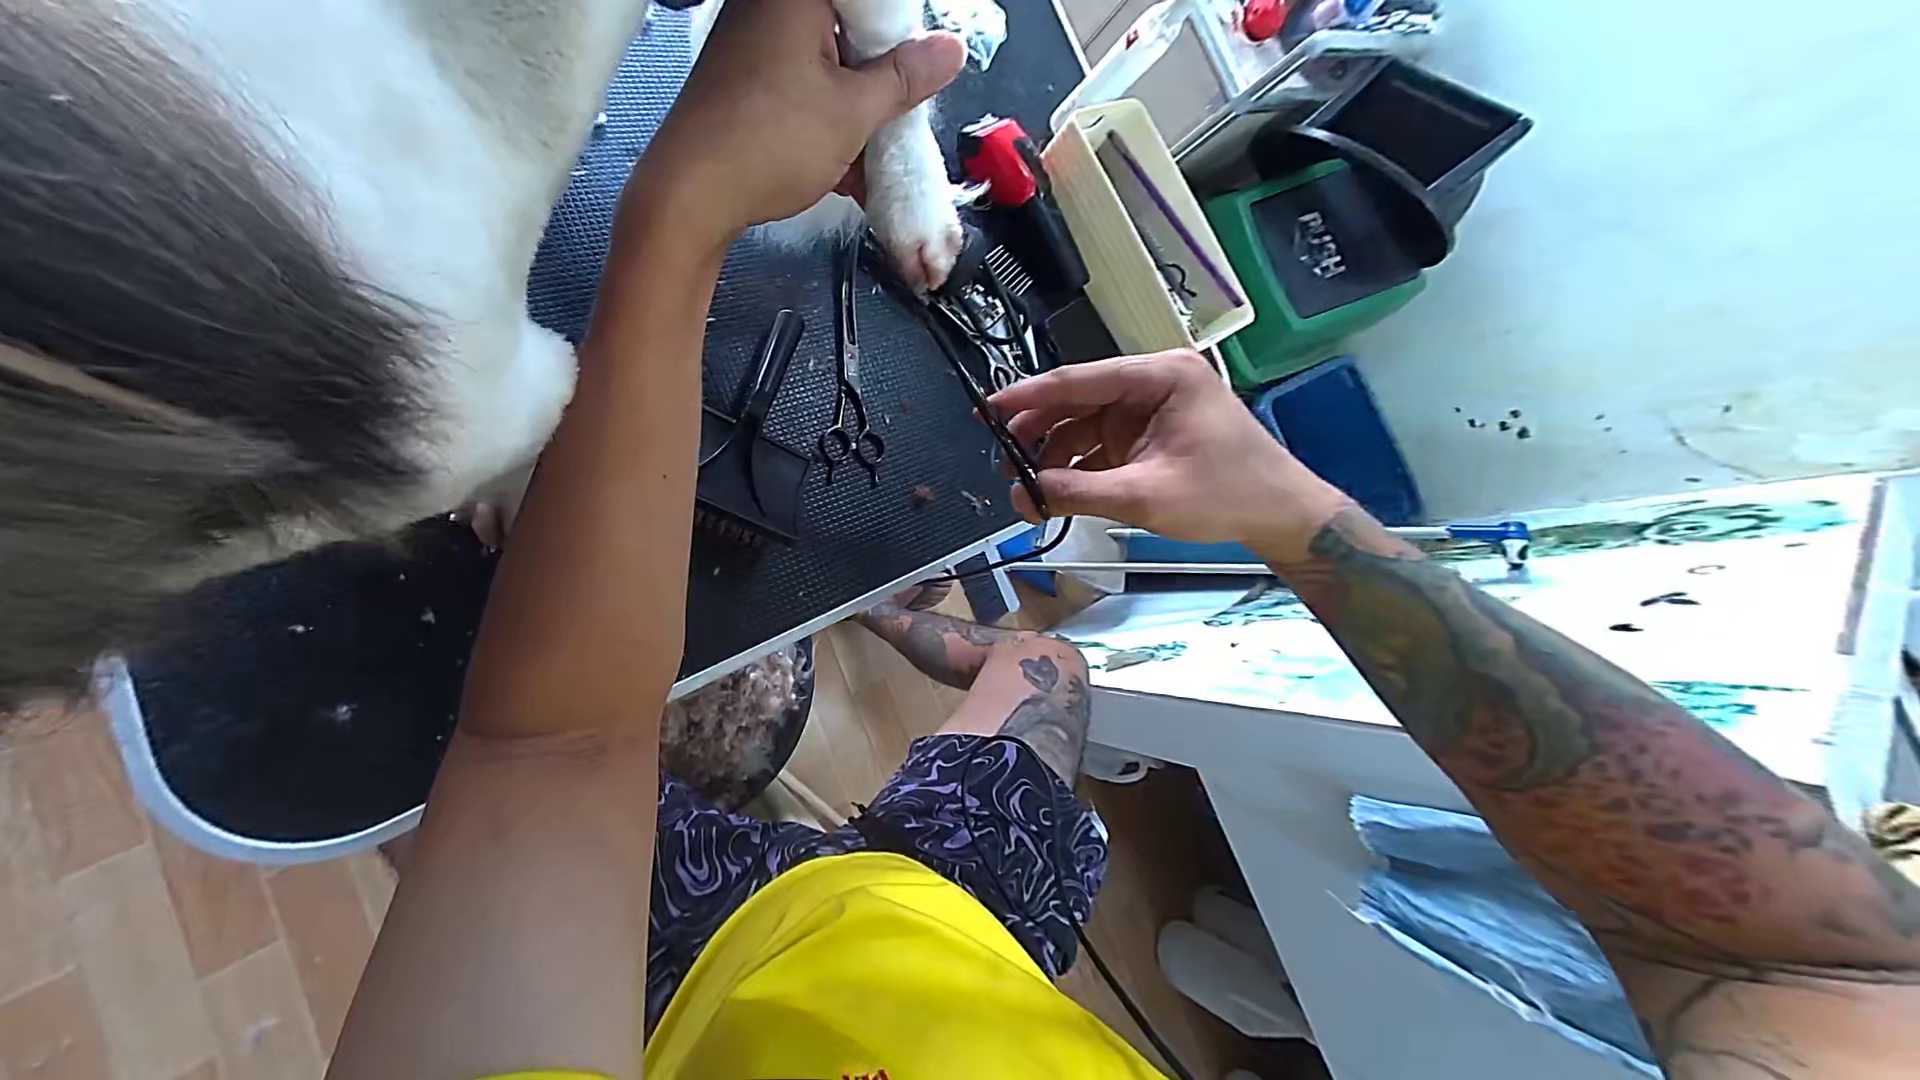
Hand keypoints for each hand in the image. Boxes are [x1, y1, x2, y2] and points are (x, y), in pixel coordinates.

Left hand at [631, 0, 963, 242]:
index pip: (871, 4)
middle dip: (879, 85)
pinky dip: (829, 127)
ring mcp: (756, 46)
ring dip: (857, 116)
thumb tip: (947, 50)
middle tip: (896, 122)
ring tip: (870, 158)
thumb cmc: (766, 143)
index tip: (917, 73)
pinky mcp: (749, 84)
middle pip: (850, 35)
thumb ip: (904, 79)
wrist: (696, 193)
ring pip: (829, 71)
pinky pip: (804, 95)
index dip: (901, 36)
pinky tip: (844, 167)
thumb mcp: (853, 113)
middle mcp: (771, 8)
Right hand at [988, 350, 1353, 560]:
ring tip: (1026, 489)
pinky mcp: (1145, 437)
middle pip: (1076, 401)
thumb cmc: (1226, 495)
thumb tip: (1021, 497)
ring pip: (1082, 426)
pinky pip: (1097, 447)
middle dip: (1038, 432)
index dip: (1028, 396)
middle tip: (1003, 462)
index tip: (987, 409)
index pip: (1079, 380)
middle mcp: (1151, 385)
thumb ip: (1078, 493)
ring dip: (1052, 457)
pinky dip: (1074, 469)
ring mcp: (1147, 412)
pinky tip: (1054, 491)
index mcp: (1160, 377)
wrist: (1279, 515)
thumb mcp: (1146, 496)